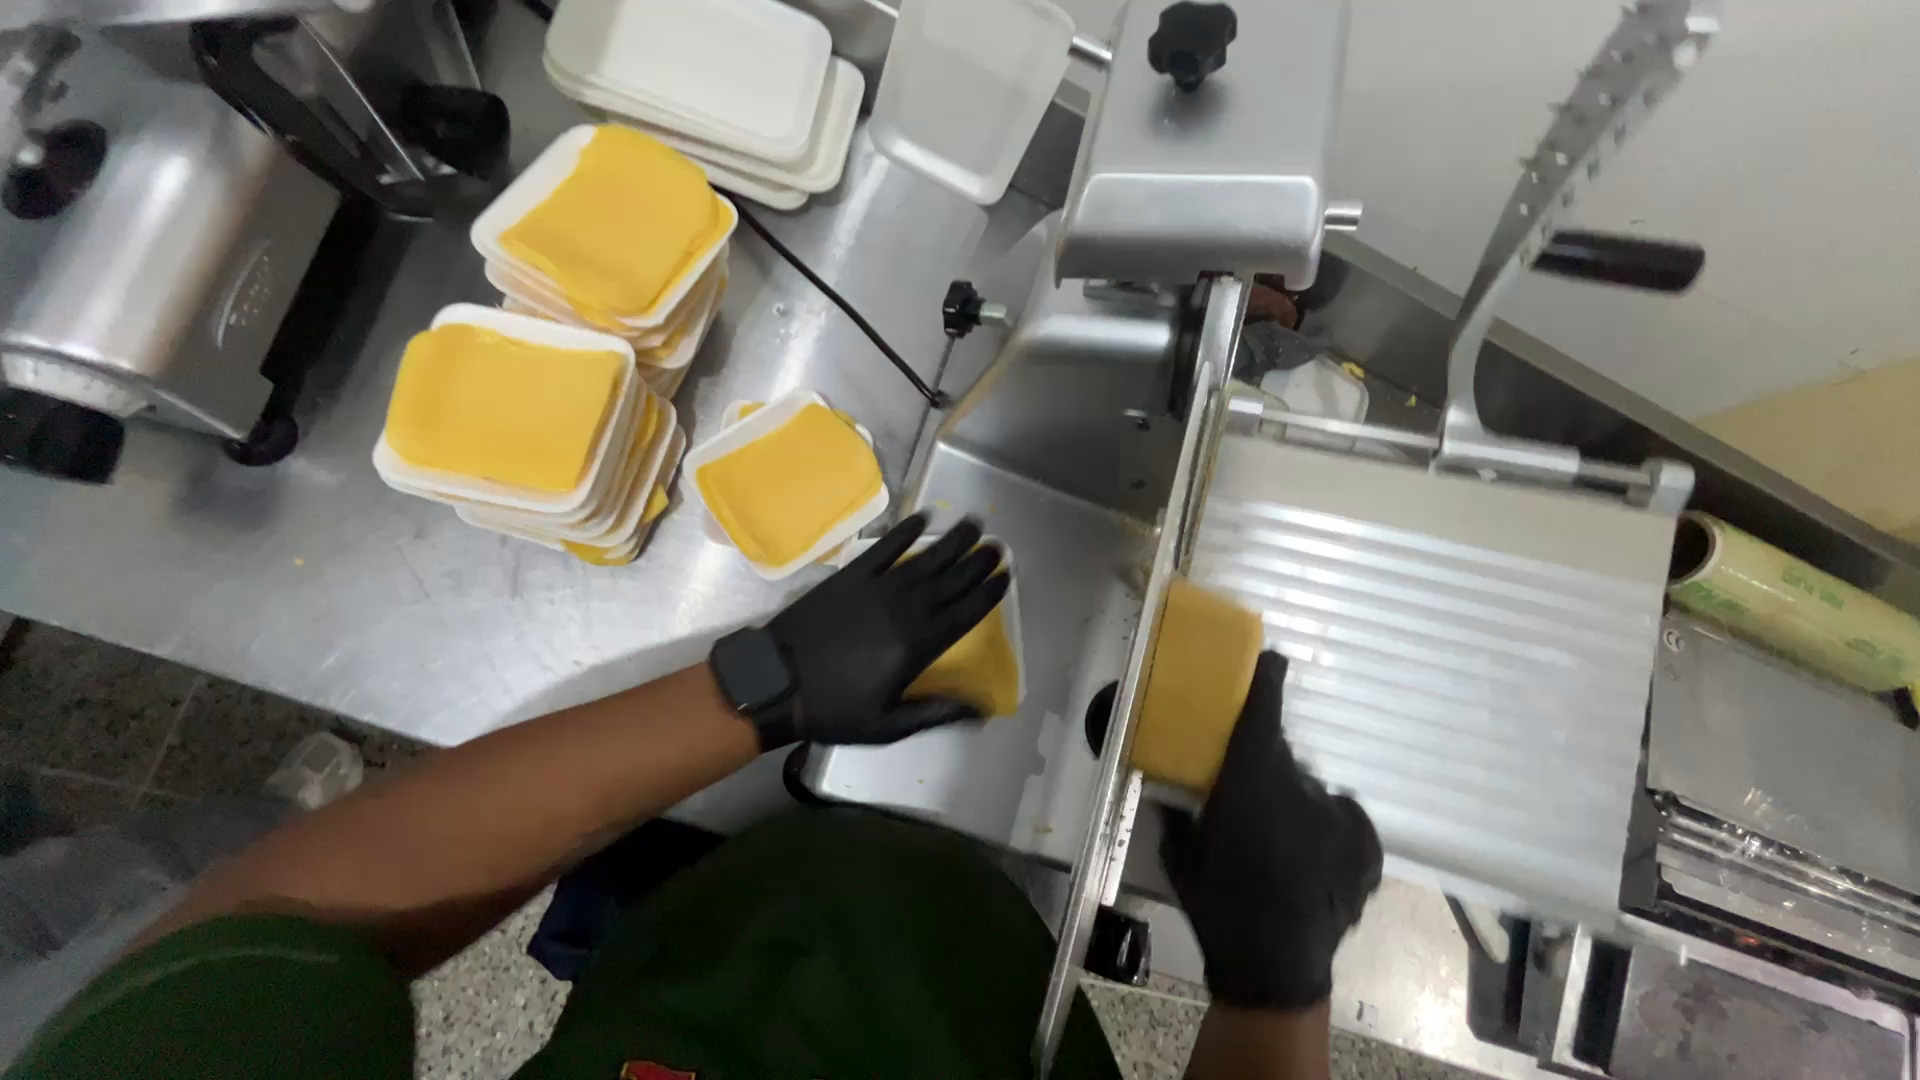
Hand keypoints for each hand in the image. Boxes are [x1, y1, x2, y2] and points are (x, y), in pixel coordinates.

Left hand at [764, 512, 1008, 747]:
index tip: (1005, 577)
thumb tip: (981, 710)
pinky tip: (921, 518)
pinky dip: (903, 532)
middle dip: (977, 562)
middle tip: (997, 546)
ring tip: (972, 524)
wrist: (777, 682)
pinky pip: (883, 548)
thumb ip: (936, 713)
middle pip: (950, 581)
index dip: (987, 594)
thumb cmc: (833, 708)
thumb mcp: (887, 725)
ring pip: (924, 559)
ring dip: (950, 542)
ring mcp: (877, 589)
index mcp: (917, 646)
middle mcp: (904, 610)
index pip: (963, 614)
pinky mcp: (850, 576)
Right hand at [1161, 651, 1382, 1010]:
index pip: (1262, 714)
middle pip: (1280, 755)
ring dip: (1292, 803)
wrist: (1272, 964)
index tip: (1271, 658)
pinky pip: (1339, 820)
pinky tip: (1310, 857)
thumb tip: (1173, 793)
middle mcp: (1296, 787)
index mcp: (1248, 780)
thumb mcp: (1180, 849)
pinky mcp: (1363, 846)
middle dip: (1264, 764)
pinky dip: (1326, 829)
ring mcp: (1336, 817)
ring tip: (1278, 840)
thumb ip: (1181, 811)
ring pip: (1309, 791)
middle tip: (1246, 794)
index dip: (1266, 680)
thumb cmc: (1214, 900)